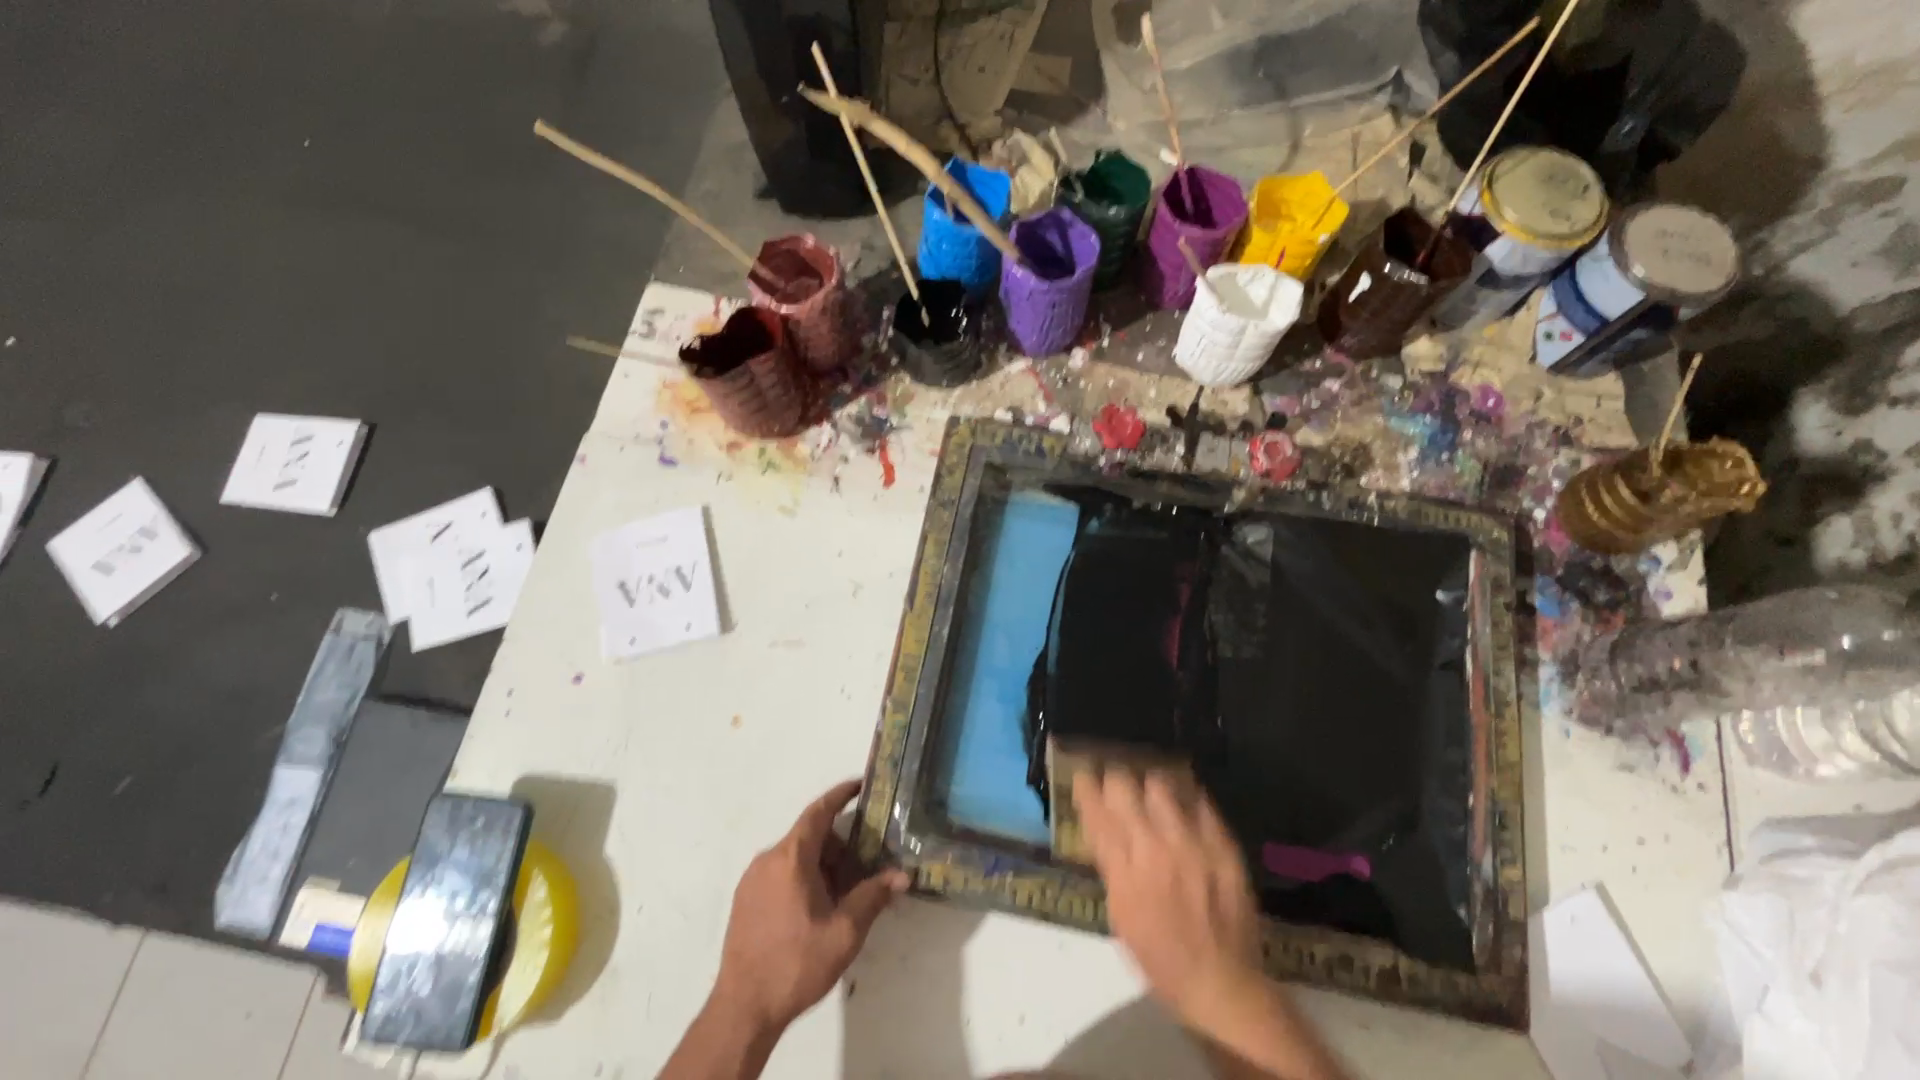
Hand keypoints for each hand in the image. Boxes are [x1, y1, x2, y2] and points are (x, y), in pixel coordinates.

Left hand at [712, 779, 909, 1030]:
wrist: (744, 1007)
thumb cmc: (796, 963)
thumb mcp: (845, 931)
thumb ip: (873, 896)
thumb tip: (902, 875)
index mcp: (790, 858)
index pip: (818, 812)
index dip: (840, 795)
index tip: (860, 785)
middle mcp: (767, 860)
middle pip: (809, 836)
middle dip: (840, 844)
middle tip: (868, 861)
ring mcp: (752, 881)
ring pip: (794, 857)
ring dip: (823, 864)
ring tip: (848, 890)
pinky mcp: (745, 901)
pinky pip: (780, 874)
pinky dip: (804, 877)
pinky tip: (821, 907)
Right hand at [1073, 768, 1262, 1023]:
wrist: (1220, 981)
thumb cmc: (1161, 960)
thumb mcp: (1121, 918)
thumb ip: (1113, 871)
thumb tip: (1107, 838)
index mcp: (1124, 871)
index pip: (1097, 815)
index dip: (1086, 790)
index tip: (1082, 776)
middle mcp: (1155, 849)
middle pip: (1125, 790)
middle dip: (1115, 781)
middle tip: (1115, 780)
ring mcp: (1192, 844)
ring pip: (1162, 788)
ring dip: (1150, 786)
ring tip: (1150, 789)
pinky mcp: (1222, 846)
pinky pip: (1201, 805)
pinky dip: (1188, 800)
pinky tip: (1185, 803)